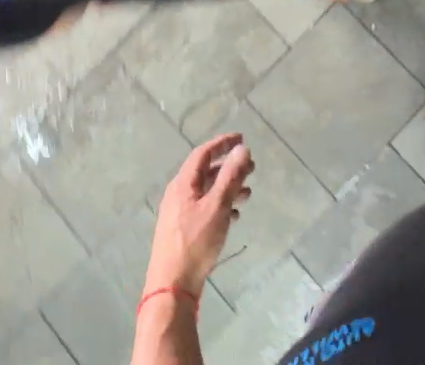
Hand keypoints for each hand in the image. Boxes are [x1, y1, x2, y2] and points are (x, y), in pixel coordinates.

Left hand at [144, 134, 254, 298]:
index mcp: (182, 184)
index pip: (203, 153)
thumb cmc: (195, 242)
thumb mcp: (217, 206)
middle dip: (229, 167)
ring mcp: (179, 214)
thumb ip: (230, 176)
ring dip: (227, 188)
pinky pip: (204, 208)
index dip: (222, 143)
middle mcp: (178, 194)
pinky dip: (220, 206)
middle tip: (251, 168)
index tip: (242, 139)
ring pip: (206, 191)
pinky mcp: (182, 231)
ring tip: (248, 193)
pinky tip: (234, 216)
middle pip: (206, 172)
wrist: (172, 286)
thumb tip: (242, 149)